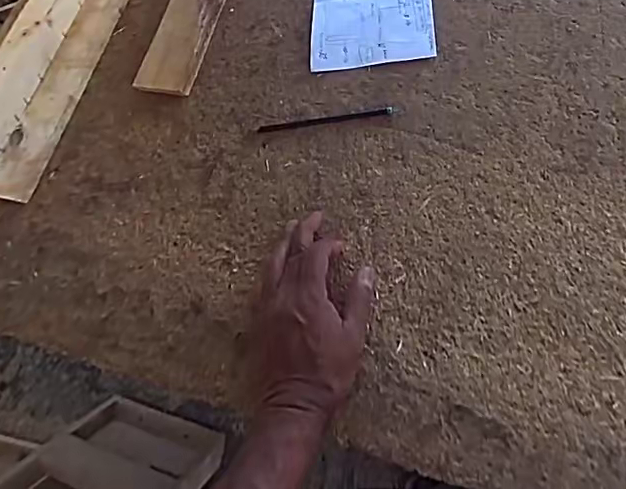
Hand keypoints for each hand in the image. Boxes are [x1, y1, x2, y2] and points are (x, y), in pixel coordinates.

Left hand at [248, 212, 376, 424]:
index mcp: (308, 296)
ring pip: (273, 263)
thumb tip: (366, 270)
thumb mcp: (353, 338)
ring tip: (292, 230)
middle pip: (291, 251)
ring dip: (284, 243)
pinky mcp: (259, 321)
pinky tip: (277, 265)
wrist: (292, 407)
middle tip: (315, 217)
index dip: (328, 244)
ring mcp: (269, 307)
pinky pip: (264, 282)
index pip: (316, 255)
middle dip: (303, 230)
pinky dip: (273, 266)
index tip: (341, 245)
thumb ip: (359, 300)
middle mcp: (285, 295)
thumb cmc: (326, 376)